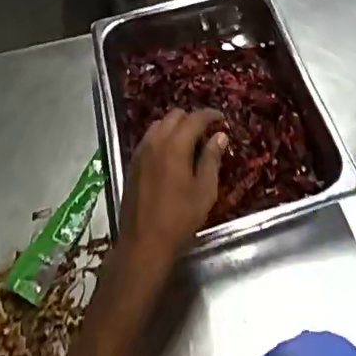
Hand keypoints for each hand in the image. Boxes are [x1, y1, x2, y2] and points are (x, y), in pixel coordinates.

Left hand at [118, 109, 226, 271]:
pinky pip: (150, 138)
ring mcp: (141, 151)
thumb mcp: (204, 190)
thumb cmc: (180, 217)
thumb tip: (219, 135)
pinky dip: (163, 137)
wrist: (144, 240)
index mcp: (174, 146)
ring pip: (159, 125)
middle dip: (192, 119)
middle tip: (208, 133)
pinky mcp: (133, 162)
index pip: (194, 118)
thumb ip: (211, 159)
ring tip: (191, 143)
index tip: (222, 118)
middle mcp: (154, 142)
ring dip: (176, 127)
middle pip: (174, 116)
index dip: (209, 115)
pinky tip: (172, 154)